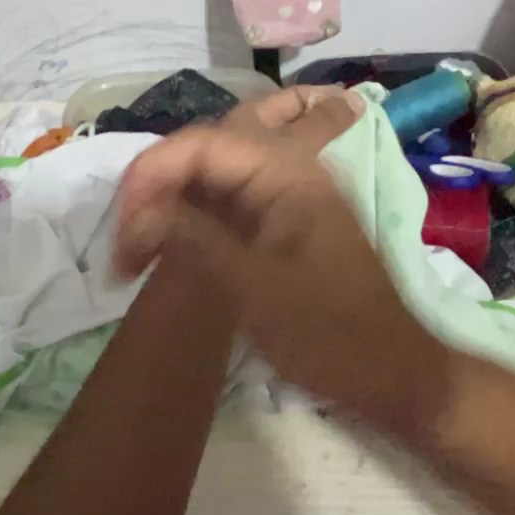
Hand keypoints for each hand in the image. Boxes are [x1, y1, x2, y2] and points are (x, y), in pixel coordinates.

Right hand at [114, 88, 452, 428]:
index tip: (121, 229)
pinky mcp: (285, 219)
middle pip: (205, 153)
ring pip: (213, 177)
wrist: (393, 371)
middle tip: (125, 244)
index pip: (202, 143)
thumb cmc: (330, 335)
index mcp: (289, 172)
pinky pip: (229, 202)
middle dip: (156, 189)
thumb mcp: (253, 289)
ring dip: (170, 204)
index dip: (151, 175)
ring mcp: (290, 192)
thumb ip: (193, 238)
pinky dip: (193, 220)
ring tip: (137, 251)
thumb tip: (138, 212)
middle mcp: (290, 168)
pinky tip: (169, 249)